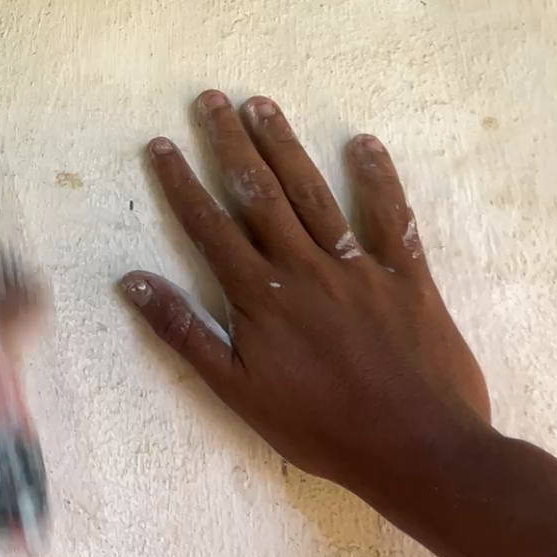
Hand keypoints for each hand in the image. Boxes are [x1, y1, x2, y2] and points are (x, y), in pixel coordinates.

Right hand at [118, 91, 490, 502]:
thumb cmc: (319, 425)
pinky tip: (364, 144)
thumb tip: (131, 281)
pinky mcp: (409, 278)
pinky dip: (379, 181)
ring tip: (262, 105)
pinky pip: (393, 221)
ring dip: (285, 146)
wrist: (425, 457)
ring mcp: (359, 268)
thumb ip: (182, 330)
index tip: (160, 144)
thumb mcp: (234, 389)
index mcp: (259, 293)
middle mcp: (303, 266)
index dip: (180, 180)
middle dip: (230, 143)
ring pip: (313, 194)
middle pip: (258, 192)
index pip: (208, 223)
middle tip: (211, 99)